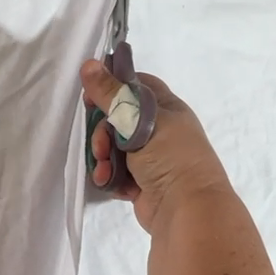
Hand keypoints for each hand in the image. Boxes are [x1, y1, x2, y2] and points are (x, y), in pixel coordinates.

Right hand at [81, 60, 229, 232]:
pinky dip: (109, 176)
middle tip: (100, 145)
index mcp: (165, 109)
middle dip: (101, 132)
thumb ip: (112, 95)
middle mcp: (158, 130)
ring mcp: (149, 158)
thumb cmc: (170, 157)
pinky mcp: (139, 182)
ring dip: (103, 158)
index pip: (135, 86)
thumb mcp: (139, 121)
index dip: (111, 89)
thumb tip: (89, 64)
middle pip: (117, 120)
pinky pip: (115, 172)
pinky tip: (109, 182)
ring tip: (106, 169)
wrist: (186, 210)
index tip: (90, 98)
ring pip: (112, 148)